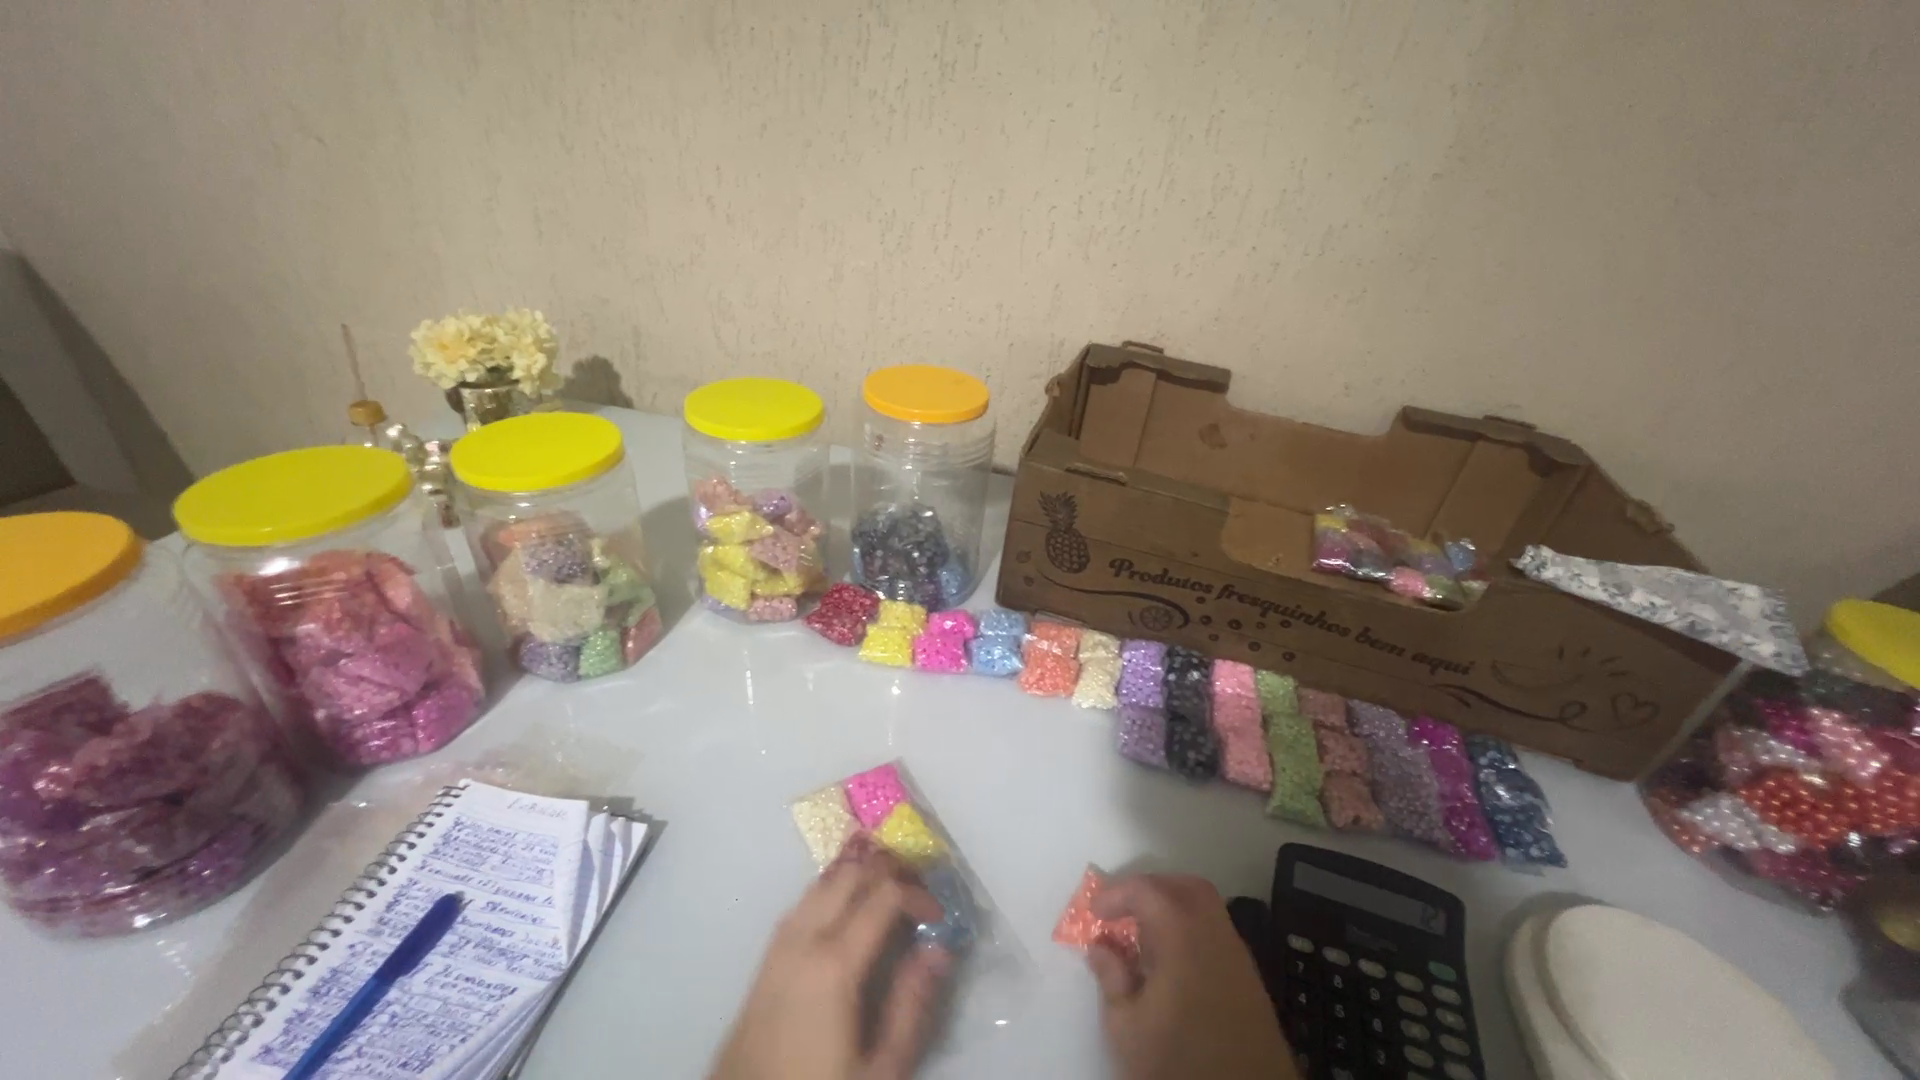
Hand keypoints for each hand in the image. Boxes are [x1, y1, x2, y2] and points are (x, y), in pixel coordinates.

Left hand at [709, 837, 952, 1079]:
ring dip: (857, 875)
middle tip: (919, 887)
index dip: (918, 893)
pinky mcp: (764, 963)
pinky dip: (830, 891)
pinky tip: (845, 909)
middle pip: (848, 876)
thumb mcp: (881, 1068)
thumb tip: (938, 948)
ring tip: (889, 886)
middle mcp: (802, 940)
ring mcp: (777, 948)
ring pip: (820, 884)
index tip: (940, 914)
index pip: (883, 895)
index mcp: (834, 963)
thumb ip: (911, 1005)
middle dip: (887, 870)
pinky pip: (801, 905)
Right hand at [1086, 873, 1295, 1079]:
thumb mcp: (1127, 1027)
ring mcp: (1239, 959)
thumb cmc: (1177, 1064)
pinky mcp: (1251, 983)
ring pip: (1208, 909)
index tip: (1094, 913)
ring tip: (1143, 938)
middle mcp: (1216, 937)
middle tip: (1122, 911)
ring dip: (1173, 909)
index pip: (1148, 891)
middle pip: (1186, 888)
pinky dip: (1192, 932)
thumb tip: (1100, 946)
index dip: (1116, 893)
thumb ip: (1111, 978)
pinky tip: (1172, 965)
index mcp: (1183, 938)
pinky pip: (1219, 936)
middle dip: (1151, 889)